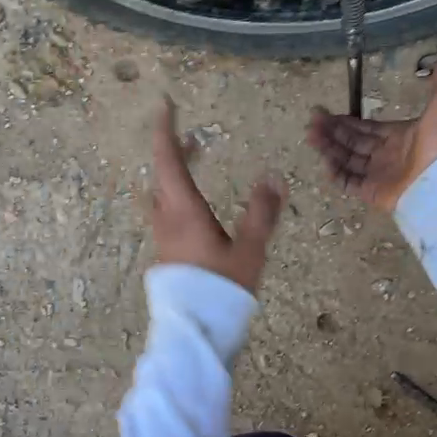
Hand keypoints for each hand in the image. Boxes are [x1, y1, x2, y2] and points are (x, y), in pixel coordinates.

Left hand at [149, 98, 285, 292]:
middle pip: (163, 177)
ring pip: (162, 197)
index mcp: (184, 212)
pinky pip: (167, 216)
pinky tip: (197, 212)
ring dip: (175, 177)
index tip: (166, 104)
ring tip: (195, 167)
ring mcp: (164, 240)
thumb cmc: (220, 291)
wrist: (194, 332)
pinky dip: (178, 199)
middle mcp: (167, 221)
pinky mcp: (167, 257)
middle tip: (194, 140)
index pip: (168, 160)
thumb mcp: (249, 252)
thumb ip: (262, 215)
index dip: (166, 130)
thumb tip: (274, 178)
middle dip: (175, 153)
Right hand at [305, 52, 436, 211]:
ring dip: (329, 149)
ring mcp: (380, 176)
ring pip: (348, 161)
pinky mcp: (374, 193)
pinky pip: (350, 184)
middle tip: (312, 122)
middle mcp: (388, 156)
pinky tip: (324, 162)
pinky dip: (337, 175)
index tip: (326, 112)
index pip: (367, 128)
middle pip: (353, 143)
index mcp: (401, 136)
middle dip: (331, 132)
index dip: (347, 121)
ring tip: (310, 136)